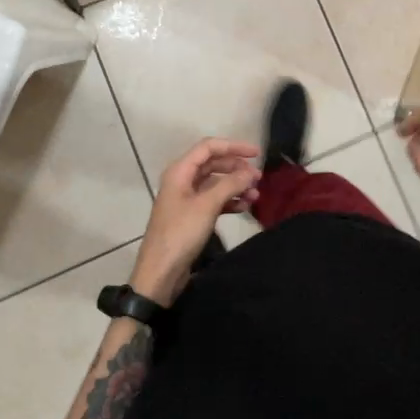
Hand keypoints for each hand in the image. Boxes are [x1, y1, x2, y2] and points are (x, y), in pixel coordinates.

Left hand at [129, 138, 261, 306]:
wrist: (161, 271)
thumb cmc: (181, 233)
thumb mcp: (207, 206)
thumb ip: (230, 185)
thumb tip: (250, 172)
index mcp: (180, 171)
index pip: (209, 147)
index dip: (233, 147)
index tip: (256, 154)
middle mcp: (182, 180)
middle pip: (213, 164)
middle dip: (236, 168)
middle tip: (259, 178)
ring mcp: (186, 199)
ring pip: (215, 184)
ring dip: (235, 186)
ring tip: (256, 195)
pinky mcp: (192, 216)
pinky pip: (214, 201)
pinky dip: (229, 201)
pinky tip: (245, 207)